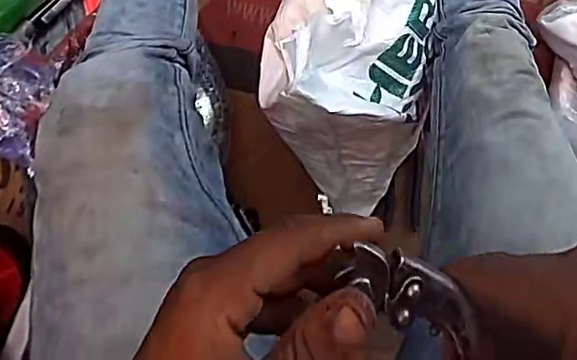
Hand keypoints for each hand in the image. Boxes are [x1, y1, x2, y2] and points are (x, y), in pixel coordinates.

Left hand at [135, 215, 385, 359]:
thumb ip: (310, 347)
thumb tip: (358, 305)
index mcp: (215, 282)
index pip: (287, 239)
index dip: (336, 230)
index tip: (377, 229)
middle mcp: (205, 278)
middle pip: (276, 252)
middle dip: (327, 255)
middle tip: (376, 267)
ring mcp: (198, 298)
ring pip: (265, 276)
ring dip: (310, 283)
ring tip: (355, 295)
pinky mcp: (199, 321)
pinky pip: (251, 299)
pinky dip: (287, 307)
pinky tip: (314, 324)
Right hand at [445, 243, 576, 359]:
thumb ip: (491, 353)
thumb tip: (451, 344)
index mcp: (571, 275)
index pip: (474, 271)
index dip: (447, 310)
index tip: (449, 351)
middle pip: (502, 278)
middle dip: (485, 325)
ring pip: (530, 287)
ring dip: (515, 329)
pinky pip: (565, 297)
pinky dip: (548, 327)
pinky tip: (555, 356)